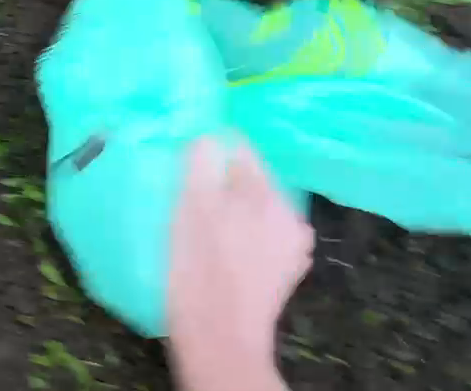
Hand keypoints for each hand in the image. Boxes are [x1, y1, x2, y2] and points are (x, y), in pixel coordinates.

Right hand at [166, 137, 312, 390]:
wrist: (217, 336)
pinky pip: (254, 230)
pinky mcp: (280, 270)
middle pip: (247, 176)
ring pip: (249, 204)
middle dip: (217, 174)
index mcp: (271, 196)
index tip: (181, 151)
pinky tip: (212, 239)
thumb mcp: (192, 203)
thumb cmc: (200, 264)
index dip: (208, 144)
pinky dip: (234, 226)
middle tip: (182, 182)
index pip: (240, 147)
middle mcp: (290, 217)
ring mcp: (289, 246)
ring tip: (193, 211)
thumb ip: (201, 161)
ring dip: (225, 201)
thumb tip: (206, 134)